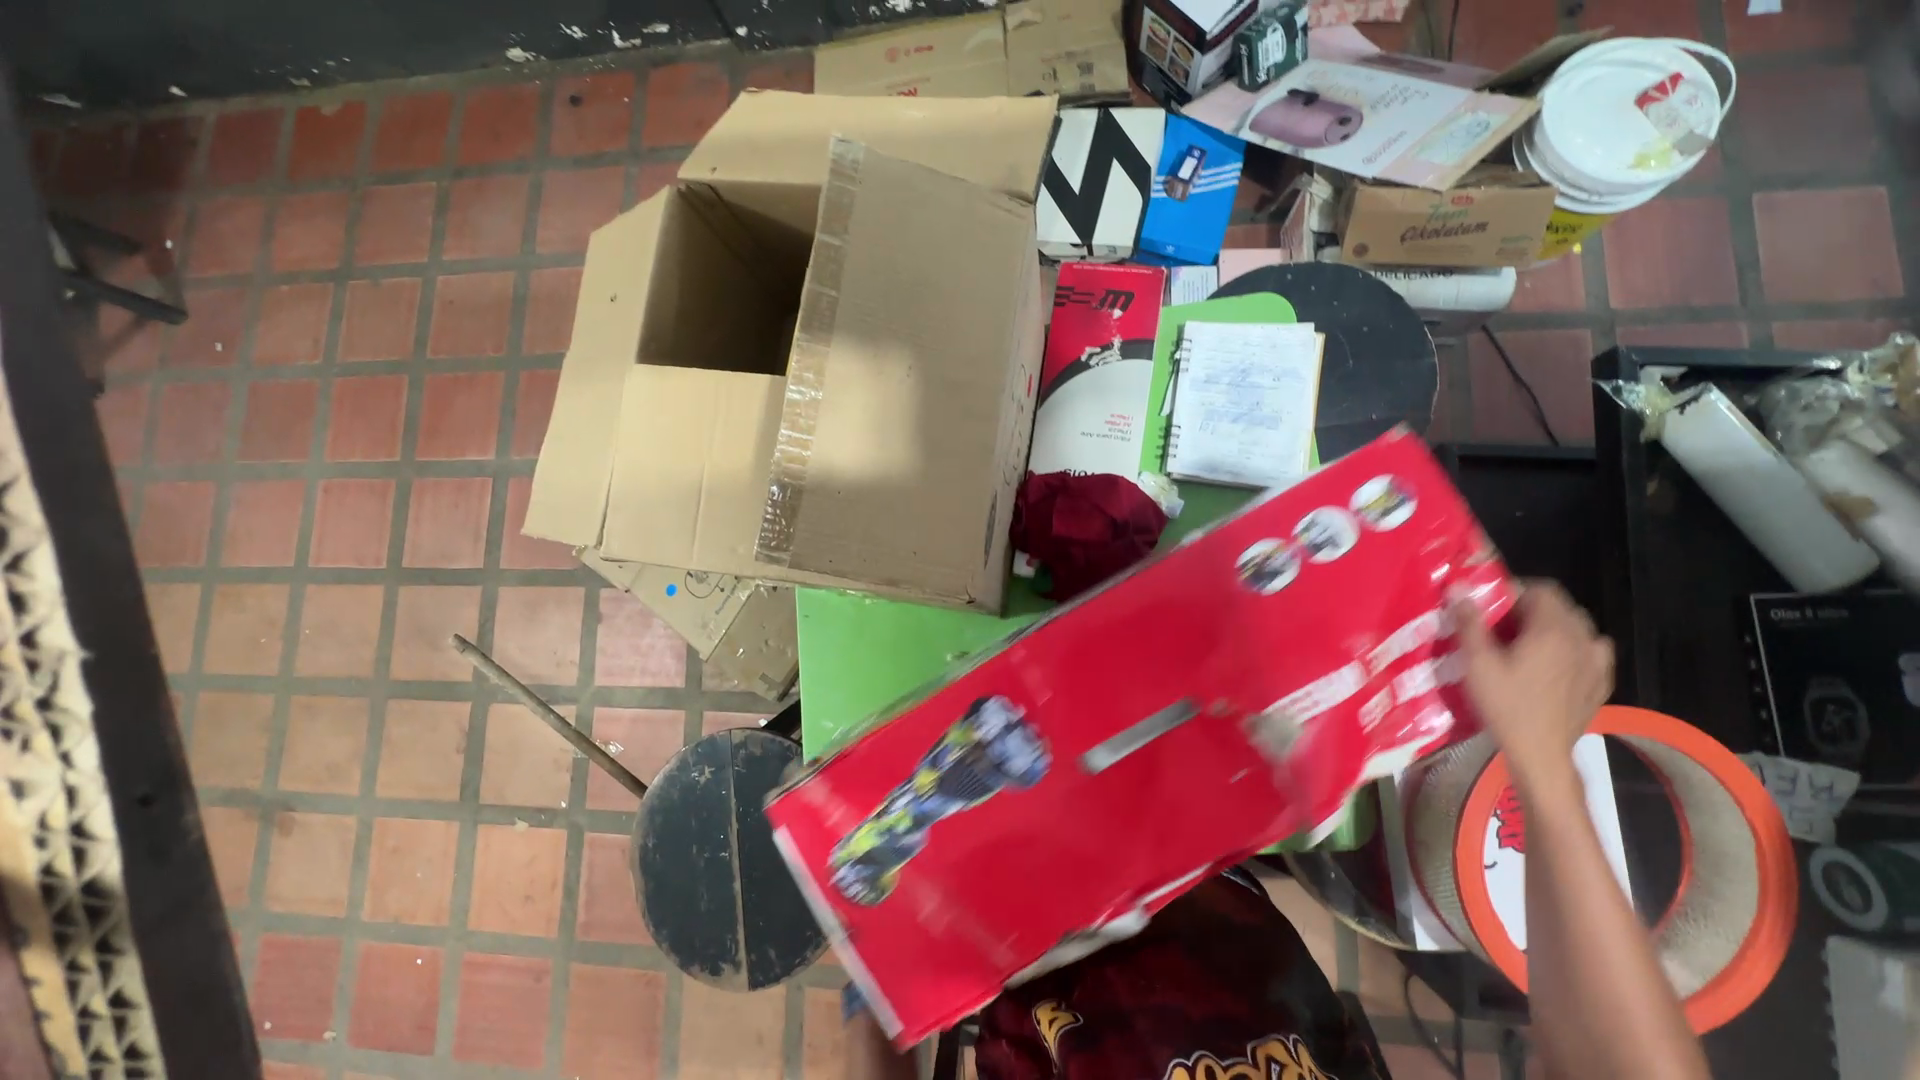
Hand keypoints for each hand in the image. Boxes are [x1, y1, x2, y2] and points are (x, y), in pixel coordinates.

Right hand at [1452, 581, 1613, 787]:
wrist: (1541, 753)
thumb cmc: (1505, 706)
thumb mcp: (1477, 664)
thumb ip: (1469, 623)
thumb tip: (1459, 588)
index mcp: (1551, 629)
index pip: (1542, 589)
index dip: (1515, 590)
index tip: (1491, 605)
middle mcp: (1580, 638)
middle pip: (1561, 606)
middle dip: (1532, 608)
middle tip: (1503, 625)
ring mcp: (1596, 661)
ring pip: (1577, 627)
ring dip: (1554, 626)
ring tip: (1528, 643)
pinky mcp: (1601, 681)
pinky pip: (1592, 650)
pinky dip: (1575, 647)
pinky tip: (1557, 662)